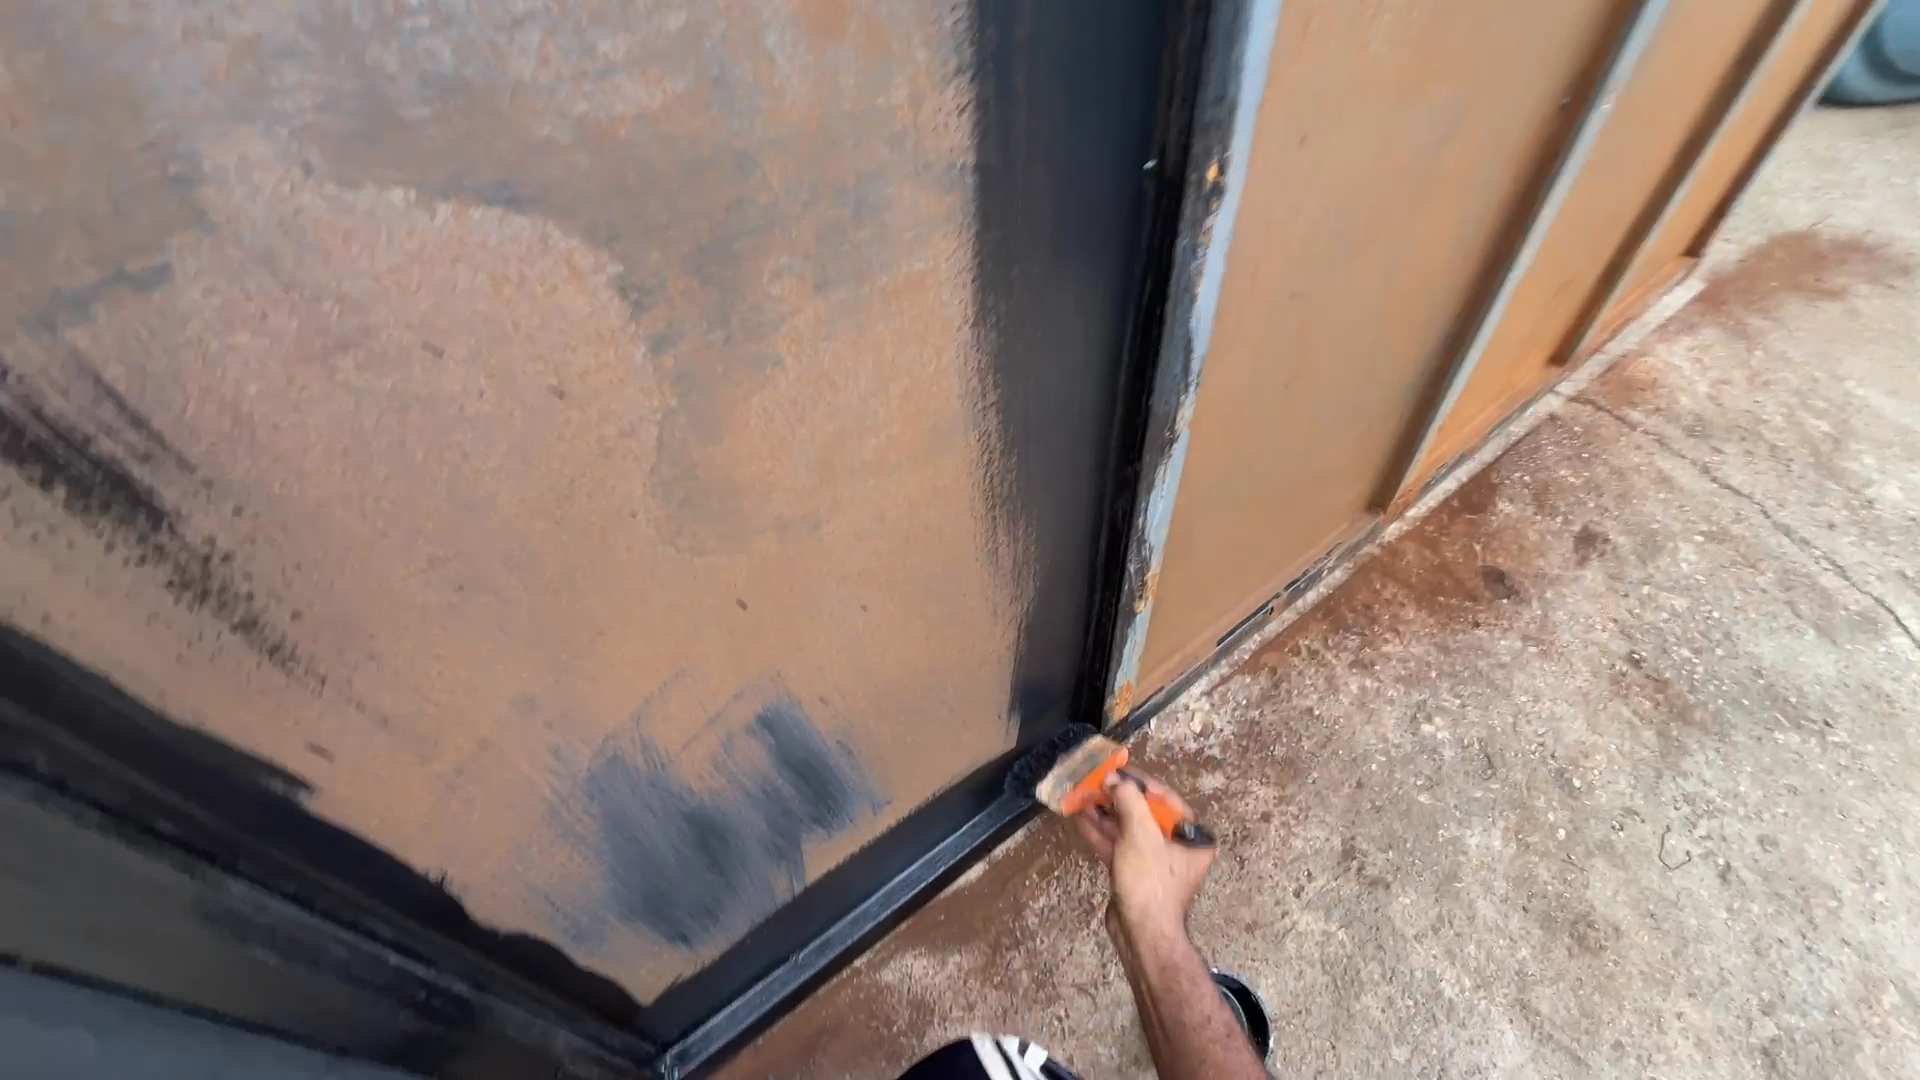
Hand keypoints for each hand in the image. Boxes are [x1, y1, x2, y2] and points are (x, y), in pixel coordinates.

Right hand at [1073, 770, 1216, 940]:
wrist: (1141, 935)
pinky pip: (1118, 845)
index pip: (1164, 798)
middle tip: (1093, 784)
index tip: (1114, 772)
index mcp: (1191, 836)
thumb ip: (1128, 799)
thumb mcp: (1140, 833)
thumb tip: (1114, 780)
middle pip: (1143, 812)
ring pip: (1127, 828)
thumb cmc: (1149, 880)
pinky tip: (1081, 819)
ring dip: (1104, 813)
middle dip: (1115, 798)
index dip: (1137, 782)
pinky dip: (1101, 833)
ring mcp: (1154, 861)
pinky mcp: (1135, 873)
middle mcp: (1176, 846)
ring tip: (1082, 797)